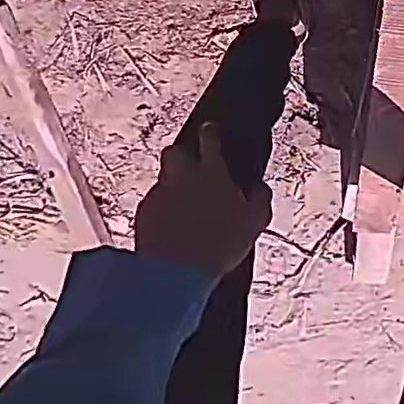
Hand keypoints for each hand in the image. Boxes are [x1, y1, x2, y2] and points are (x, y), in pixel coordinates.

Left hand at [134, 124, 271, 275]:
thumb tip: (261, 188)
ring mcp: (160, 193)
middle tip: (190, 168)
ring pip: (162, 178)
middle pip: (175, 150)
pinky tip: (169, 228)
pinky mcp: (143, 214)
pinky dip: (160, 211)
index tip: (211, 131)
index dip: (211, 132)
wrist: (175, 273)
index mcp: (212, 172)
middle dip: (181, 154)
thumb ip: (260, 199)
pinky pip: (152, 204)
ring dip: (171, 186)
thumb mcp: (254, 222)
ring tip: (182, 205)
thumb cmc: (220, 244)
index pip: (209, 138)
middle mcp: (183, 176)